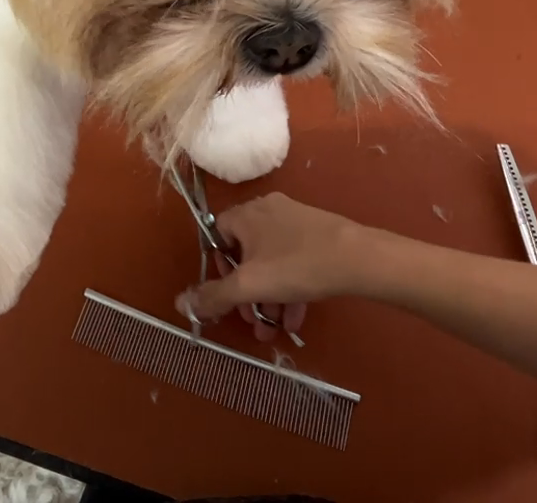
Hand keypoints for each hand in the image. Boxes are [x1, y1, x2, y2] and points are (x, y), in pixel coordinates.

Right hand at [181, 193, 367, 340]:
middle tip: (254, 320)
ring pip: (270, 261)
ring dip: (268, 296)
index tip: (230, 295)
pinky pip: (292, 260)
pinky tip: (296, 316)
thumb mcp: (249, 285)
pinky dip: (289, 287)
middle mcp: (266, 210)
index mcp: (245, 214)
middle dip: (247, 292)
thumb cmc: (296, 266)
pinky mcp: (316, 233)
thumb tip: (180, 303)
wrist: (356, 258)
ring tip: (277, 326)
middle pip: (244, 253)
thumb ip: (213, 296)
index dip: (218, 268)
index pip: (216, 235)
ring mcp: (293, 220)